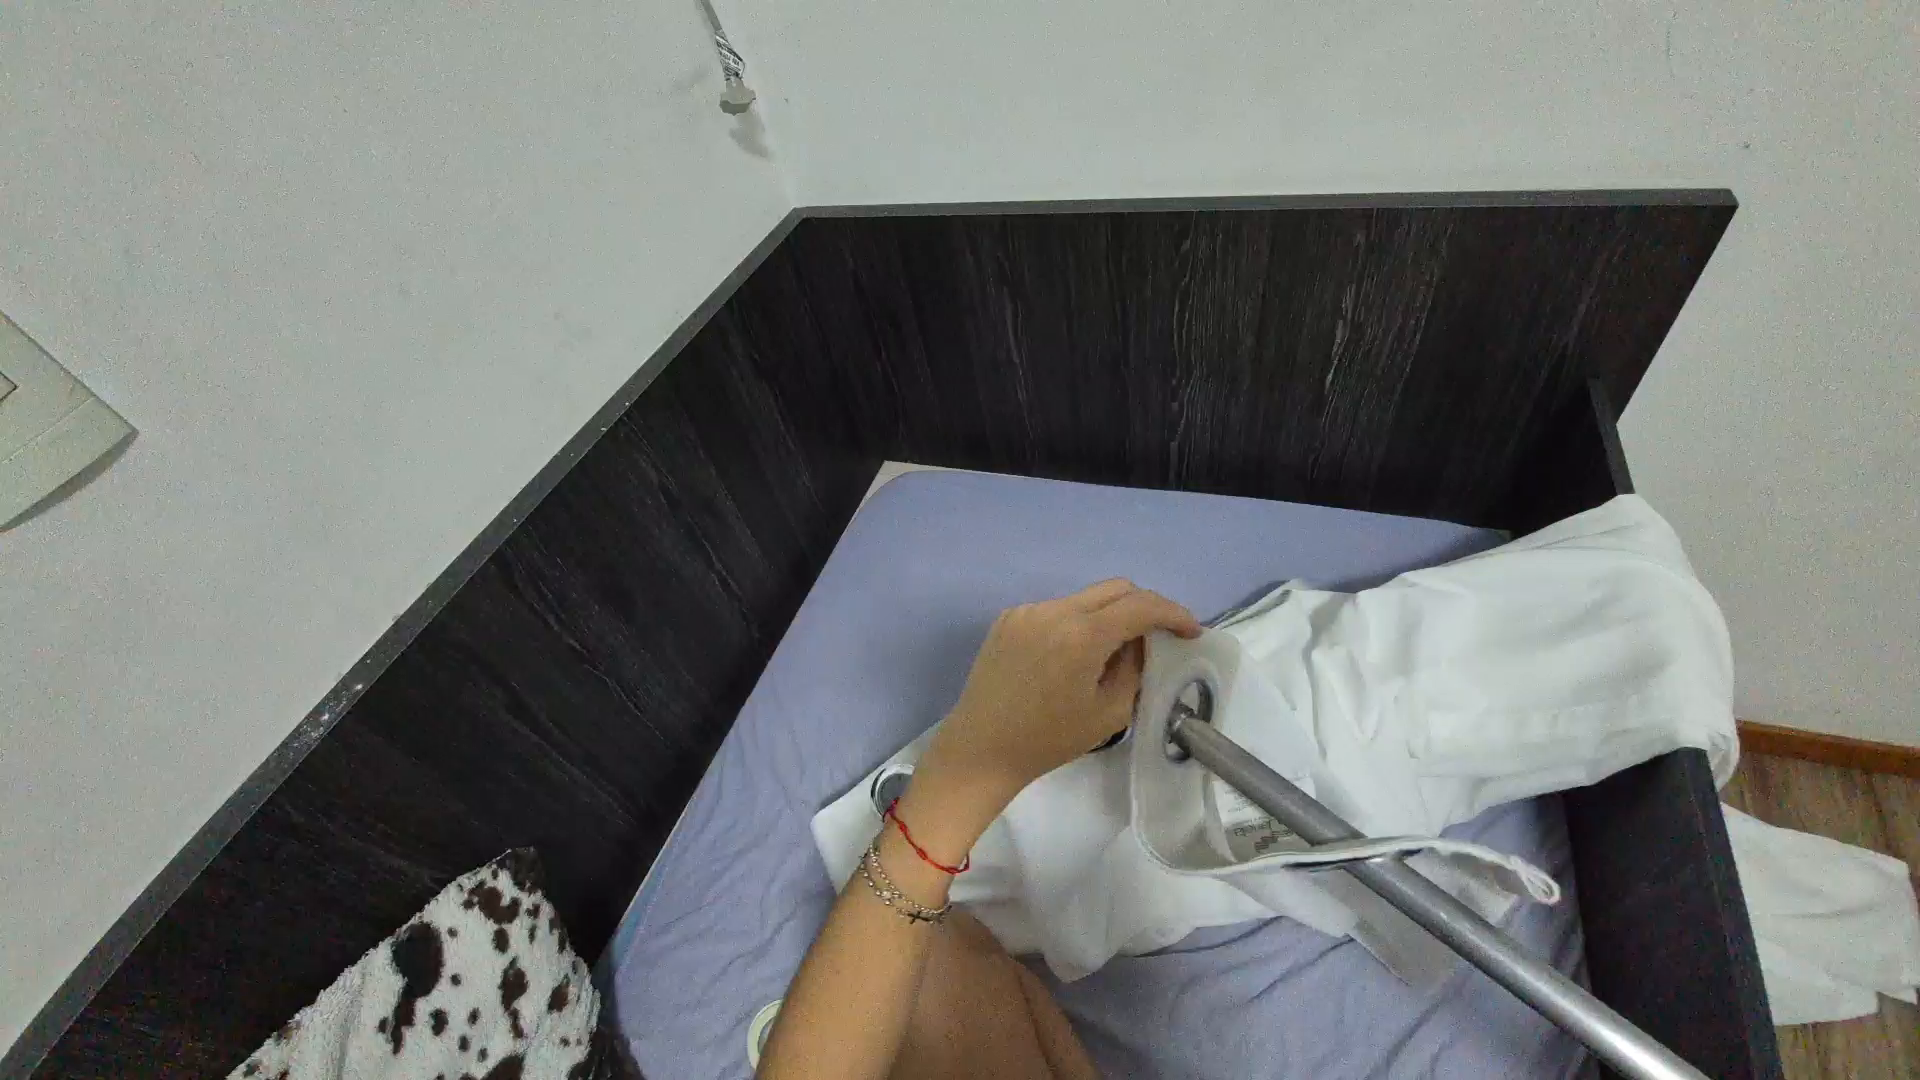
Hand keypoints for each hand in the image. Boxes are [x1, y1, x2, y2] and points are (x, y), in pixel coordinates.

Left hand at [910, 580, 1202, 828]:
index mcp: (1082, 635)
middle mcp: (1054, 610)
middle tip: (1158, 636)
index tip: (1190, 632)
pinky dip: (1075, 624)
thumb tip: (1141, 640)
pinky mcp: (1008, 617)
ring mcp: (1028, 610)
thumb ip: (1135, 667)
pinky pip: (1055, 610)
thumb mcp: (1109, 712)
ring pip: (1084, 599)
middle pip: (1115, 589)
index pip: (1141, 605)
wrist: (981, 747)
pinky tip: (1070, 657)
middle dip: (1144, 607)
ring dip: (1107, 616)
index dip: (1173, 613)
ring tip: (1109, 654)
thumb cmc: (1048, 740)